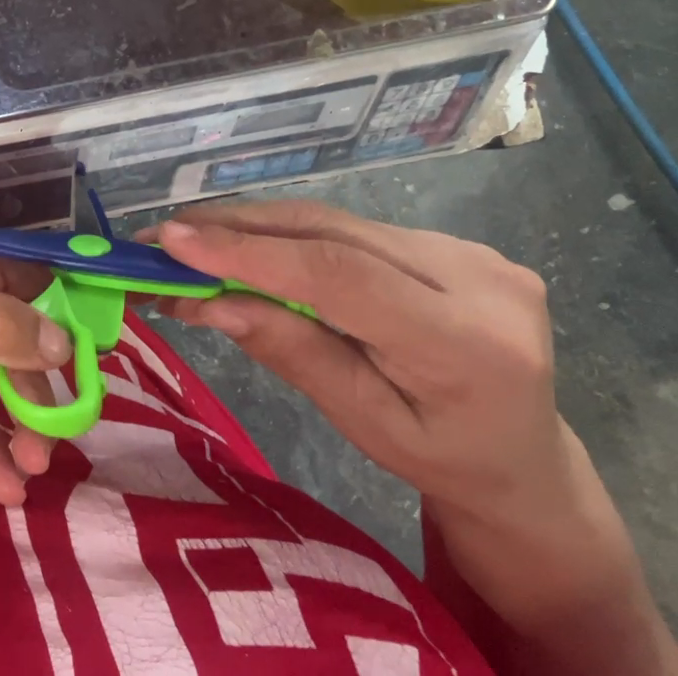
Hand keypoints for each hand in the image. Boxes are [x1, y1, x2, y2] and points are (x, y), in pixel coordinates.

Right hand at [142, 200, 574, 519]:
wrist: (520, 454)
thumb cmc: (438, 455)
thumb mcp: (360, 420)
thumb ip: (291, 353)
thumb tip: (207, 303)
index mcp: (467, 341)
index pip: (339, 275)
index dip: (248, 252)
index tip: (170, 242)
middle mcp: (478, 277)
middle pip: (329, 233)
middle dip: (233, 230)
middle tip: (157, 238)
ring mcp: (467, 251)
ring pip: (331, 222)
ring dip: (249, 227)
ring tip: (183, 241)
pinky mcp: (447, 242)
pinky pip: (344, 228)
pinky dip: (281, 234)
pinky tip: (240, 247)